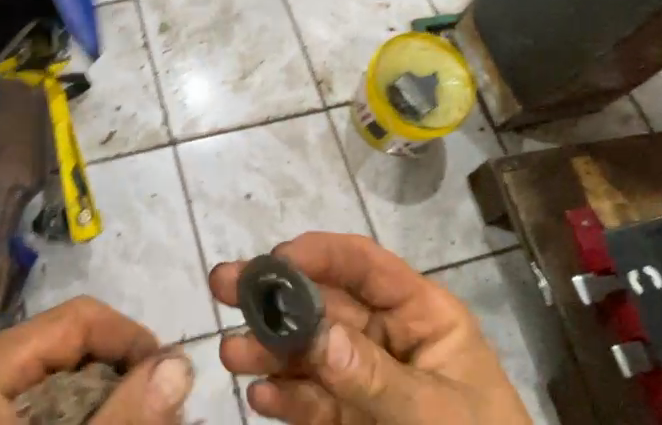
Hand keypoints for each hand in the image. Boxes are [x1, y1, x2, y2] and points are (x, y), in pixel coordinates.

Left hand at [0, 296, 194, 424]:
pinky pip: (51, 411)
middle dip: (126, 382)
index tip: (174, 386)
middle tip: (165, 421)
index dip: (133, 342)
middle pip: (77, 350)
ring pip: (69, 384)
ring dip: (111, 407)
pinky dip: (86, 421)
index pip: (81, 319)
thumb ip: (122, 418)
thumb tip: (180, 365)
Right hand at [210, 234, 530, 424]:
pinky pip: (314, 400)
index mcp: (421, 315)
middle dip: (275, 296)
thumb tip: (314, 333)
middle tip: (222, 285)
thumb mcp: (438, 413)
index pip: (365, 265)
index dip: (320, 253)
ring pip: (310, 351)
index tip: (275, 256)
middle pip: (324, 304)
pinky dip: (286, 397)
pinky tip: (260, 397)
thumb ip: (374, 376)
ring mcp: (366, 381)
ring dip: (270, 349)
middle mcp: (388, 338)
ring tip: (231, 354)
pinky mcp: (352, 421)